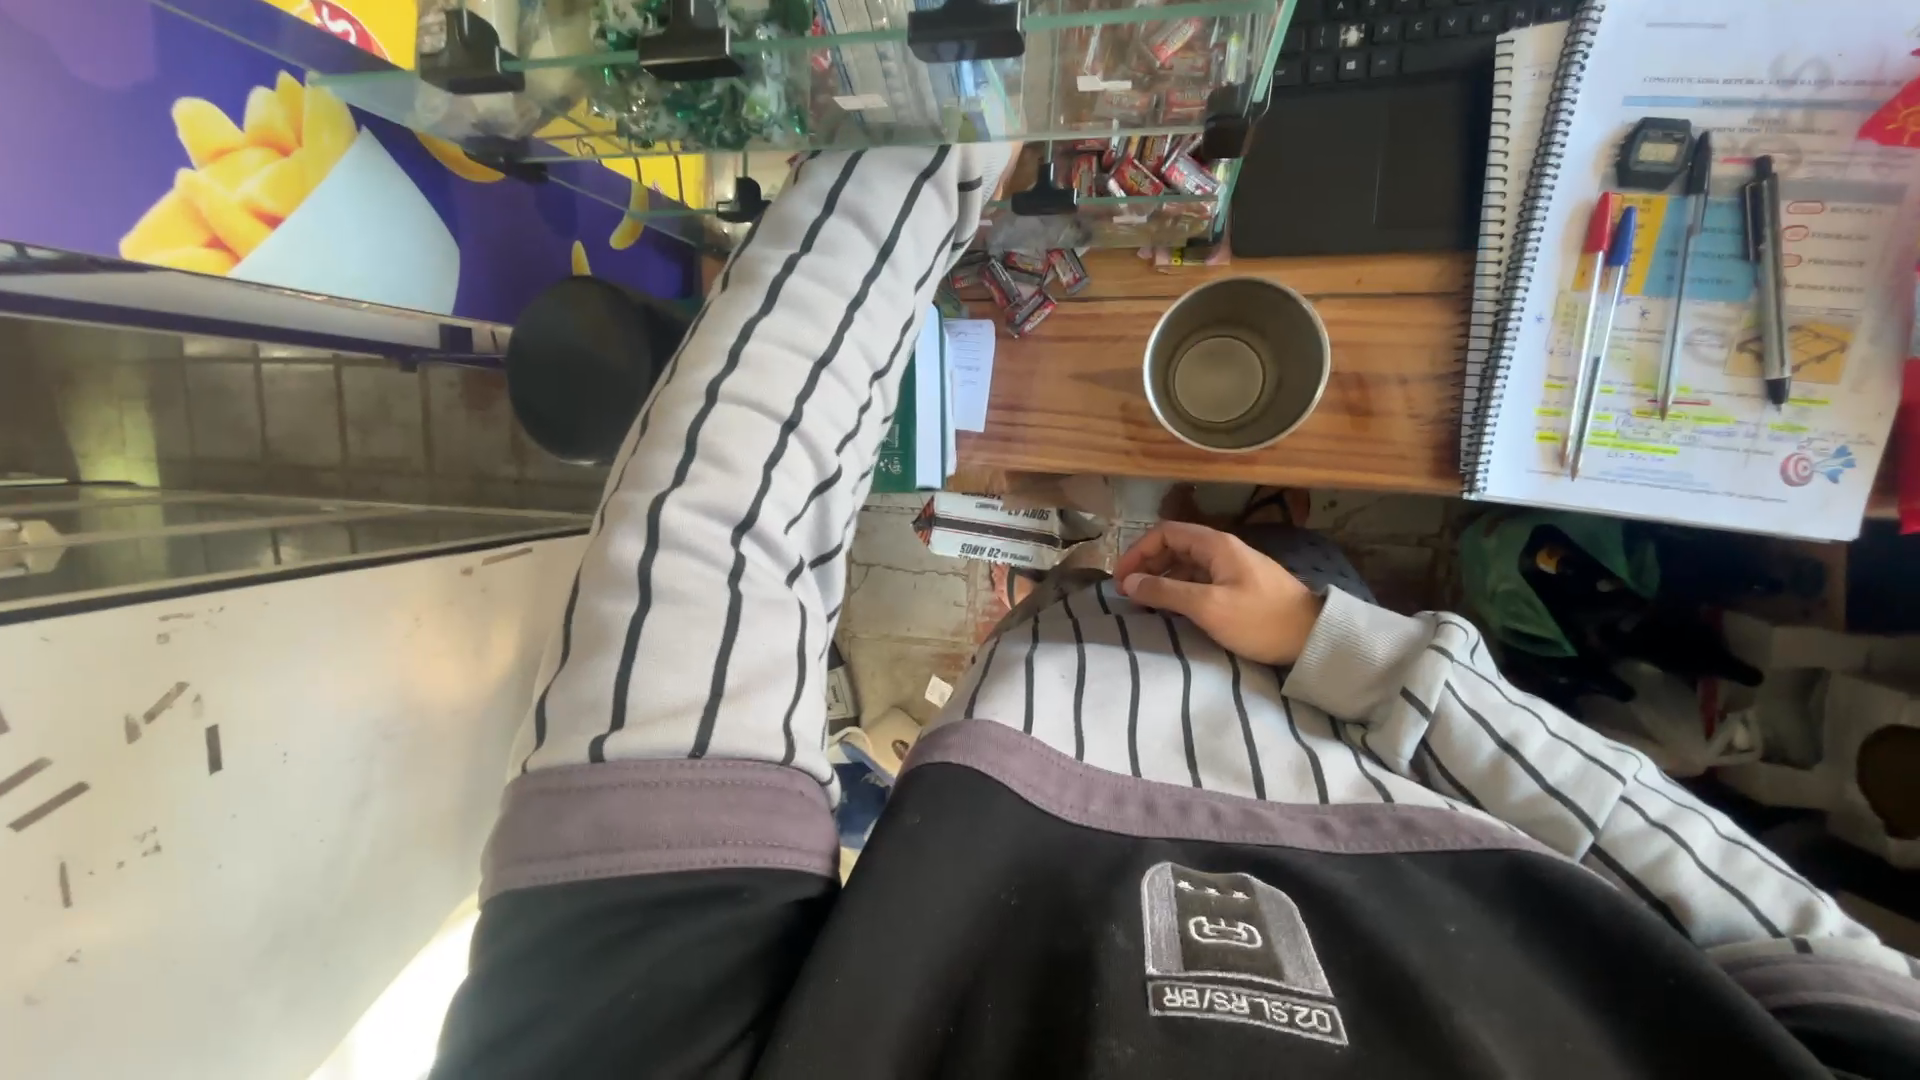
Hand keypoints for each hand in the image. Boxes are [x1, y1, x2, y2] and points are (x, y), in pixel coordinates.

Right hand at [1113, 522, 1324, 665]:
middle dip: (1146, 565)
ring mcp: (1231, 568)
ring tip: (1144, 603)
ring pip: (1185, 565)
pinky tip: (1171, 608)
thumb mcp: (1208, 607)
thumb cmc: (1260, 620)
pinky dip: (1178, 590)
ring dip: (1161, 579)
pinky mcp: (1238, 587)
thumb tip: (1129, 583)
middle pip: (1173, 547)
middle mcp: (1222, 550)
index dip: (1138, 551)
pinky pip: (1198, 580)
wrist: (1313, 639)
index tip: (1121, 579)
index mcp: (1215, 545)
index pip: (1165, 532)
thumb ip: (1165, 592)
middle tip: (1128, 593)